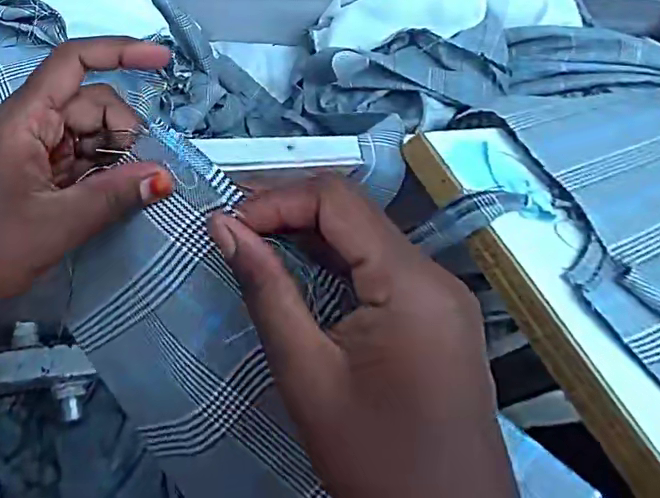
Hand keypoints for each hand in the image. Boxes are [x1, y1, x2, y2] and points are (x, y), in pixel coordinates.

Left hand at [0, 37, 175, 322]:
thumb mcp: (57, 223)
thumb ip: (113, 194)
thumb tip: (165, 176)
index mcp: (26, 115)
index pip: (74, 61)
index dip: (119, 52)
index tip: (163, 61)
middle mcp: (29, 121)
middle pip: (90, 102)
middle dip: (123, 130)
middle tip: (140, 177)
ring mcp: (29, 146)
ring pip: (86, 131)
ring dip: (114, 154)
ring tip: (127, 192)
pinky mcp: (32, 172)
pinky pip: (76, 157)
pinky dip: (99, 172)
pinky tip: (113, 198)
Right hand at [208, 178, 516, 497]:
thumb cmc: (377, 460)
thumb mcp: (306, 372)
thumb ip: (264, 287)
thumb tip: (221, 224)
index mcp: (413, 286)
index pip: (335, 200)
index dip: (274, 199)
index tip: (229, 224)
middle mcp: (433, 278)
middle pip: (349, 208)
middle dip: (284, 208)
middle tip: (231, 228)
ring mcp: (438, 297)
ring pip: (358, 230)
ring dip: (300, 228)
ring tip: (249, 241)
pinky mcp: (432, 316)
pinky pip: (371, 260)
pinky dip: (324, 254)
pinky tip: (288, 267)